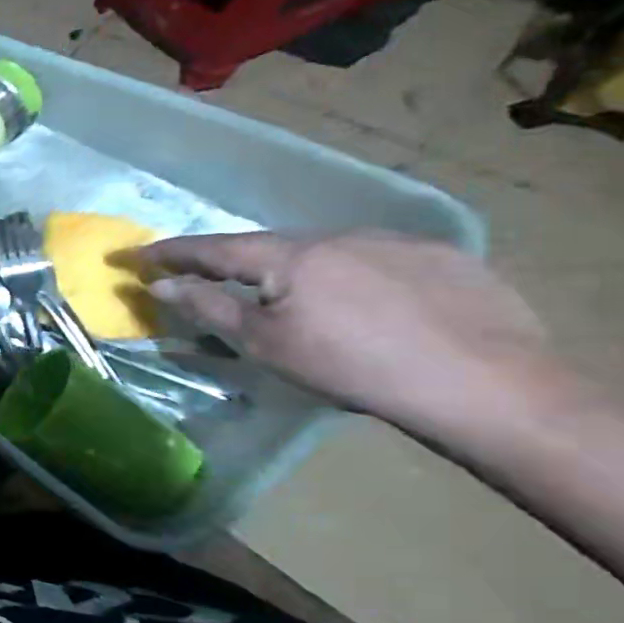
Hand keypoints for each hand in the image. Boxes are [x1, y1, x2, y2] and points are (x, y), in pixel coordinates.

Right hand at [141, 231, 559, 433]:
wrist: (491, 387)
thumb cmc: (354, 368)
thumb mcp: (265, 344)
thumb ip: (208, 307)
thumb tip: (158, 282)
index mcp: (289, 255)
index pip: (212, 247)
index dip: (168, 252)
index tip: (133, 254)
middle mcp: (336, 235)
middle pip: (267, 245)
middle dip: (233, 261)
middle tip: (210, 280)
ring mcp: (394, 241)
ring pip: (321, 250)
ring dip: (293, 268)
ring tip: (295, 299)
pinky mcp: (443, 257)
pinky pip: (372, 257)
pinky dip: (348, 274)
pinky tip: (365, 304)